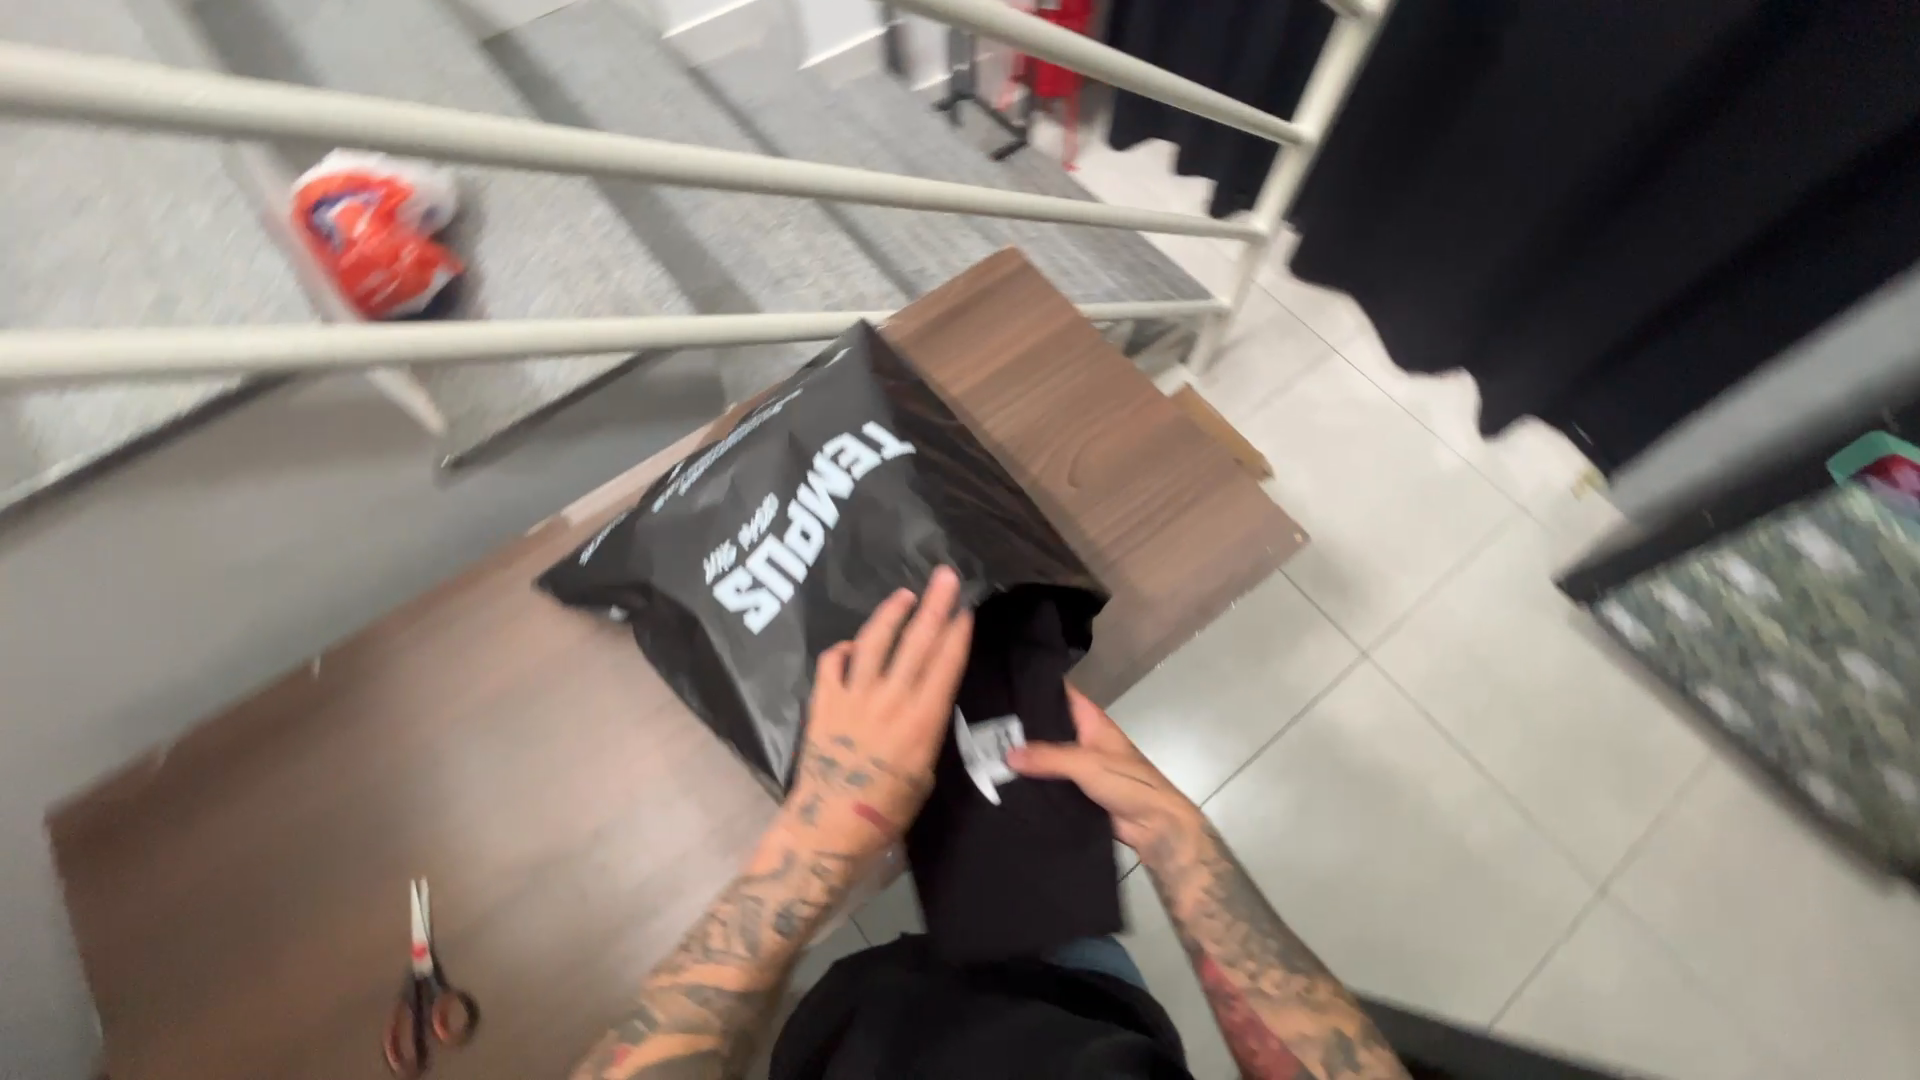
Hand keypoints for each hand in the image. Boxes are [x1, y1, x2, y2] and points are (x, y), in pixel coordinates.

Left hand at [778, 566, 973, 865]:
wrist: (830, 825)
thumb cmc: (888, 810)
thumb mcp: (925, 772)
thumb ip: (926, 729)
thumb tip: (925, 701)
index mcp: (921, 720)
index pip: (944, 665)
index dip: (956, 634)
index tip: (966, 608)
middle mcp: (890, 700)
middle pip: (916, 643)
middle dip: (934, 606)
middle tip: (945, 576)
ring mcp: (854, 696)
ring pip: (874, 642)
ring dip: (891, 614)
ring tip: (905, 595)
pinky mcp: (824, 701)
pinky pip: (833, 662)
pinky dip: (843, 649)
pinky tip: (852, 645)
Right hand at [1006, 684, 1204, 860]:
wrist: (1154, 825)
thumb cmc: (1127, 782)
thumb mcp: (1085, 763)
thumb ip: (1046, 758)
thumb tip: (1007, 754)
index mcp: (1091, 721)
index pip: (1062, 694)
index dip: (1037, 687)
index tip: (1005, 684)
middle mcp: (1084, 738)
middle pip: (1049, 725)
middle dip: (1023, 724)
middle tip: (988, 721)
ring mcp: (1080, 765)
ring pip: (1047, 755)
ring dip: (1026, 756)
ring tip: (988, 748)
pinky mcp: (1077, 790)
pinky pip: (1049, 781)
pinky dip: (1032, 780)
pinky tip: (1006, 779)